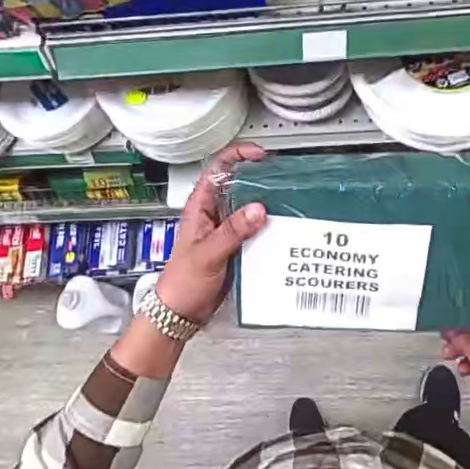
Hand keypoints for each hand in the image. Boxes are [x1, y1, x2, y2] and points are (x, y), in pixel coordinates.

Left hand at [154, 142, 268, 322]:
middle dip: (261, 180)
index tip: (259, 155)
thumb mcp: (207, 254)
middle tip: (283, 179)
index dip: (238, 155)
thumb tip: (258, 209)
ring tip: (289, 203)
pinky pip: (257, 231)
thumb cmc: (181, 282)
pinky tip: (283, 231)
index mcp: (200, 207)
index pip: (218, 169)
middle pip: (240, 186)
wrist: (181, 313)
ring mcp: (227, 231)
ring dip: (268, 206)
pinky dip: (270, 229)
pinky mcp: (238, 247)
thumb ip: (232, 231)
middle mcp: (215, 214)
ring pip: (251, 209)